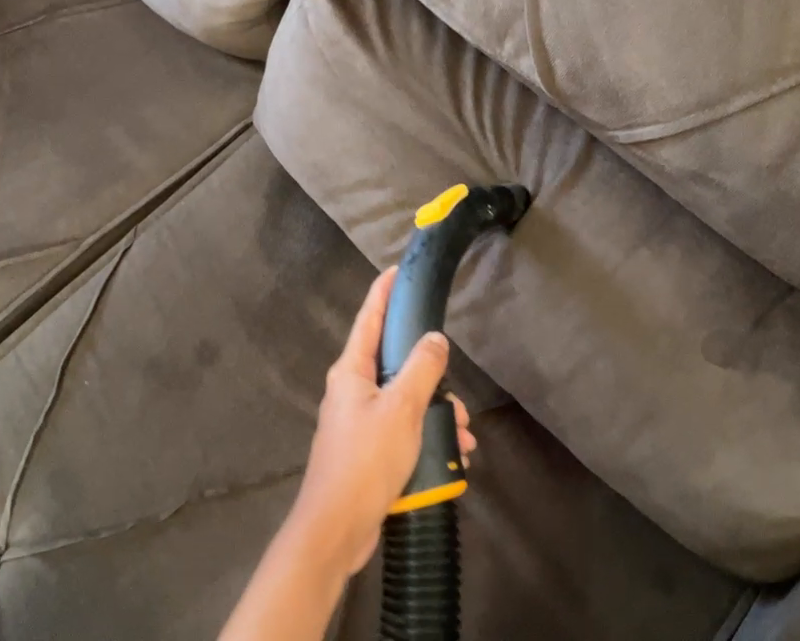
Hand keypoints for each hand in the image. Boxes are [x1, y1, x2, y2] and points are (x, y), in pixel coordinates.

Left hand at [285, 267, 477, 578]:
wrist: (335, 530)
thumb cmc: (365, 460)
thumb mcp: (401, 409)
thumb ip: (422, 369)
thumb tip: (434, 339)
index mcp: (351, 372)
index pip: (369, 319)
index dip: (384, 292)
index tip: (398, 269)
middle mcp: (353, 391)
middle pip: (397, 364)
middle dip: (433, 375)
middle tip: (457, 390)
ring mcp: (360, 422)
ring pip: (407, 401)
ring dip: (438, 413)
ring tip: (464, 435)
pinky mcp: (370, 451)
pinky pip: (406, 431)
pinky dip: (430, 438)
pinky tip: (454, 456)